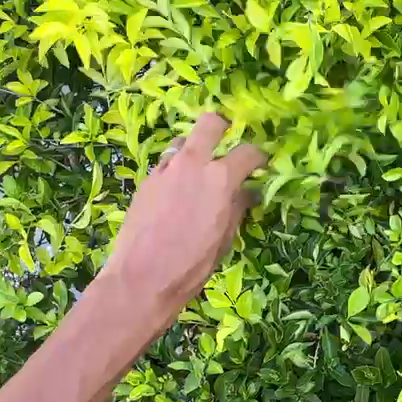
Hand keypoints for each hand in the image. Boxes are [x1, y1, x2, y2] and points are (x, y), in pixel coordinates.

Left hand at [98, 112, 264, 328]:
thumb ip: (237, 209)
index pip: (248, 152)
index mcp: (220, 179)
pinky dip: (176, 171)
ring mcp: (165, 169)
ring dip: (195, 151)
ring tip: (198, 175)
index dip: (258, 157)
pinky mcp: (146, 180)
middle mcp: (192, 164)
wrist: (141, 278)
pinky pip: (167, 164)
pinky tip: (177, 194)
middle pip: (210, 124)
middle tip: (227, 147)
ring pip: (183, 141)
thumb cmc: (191, 266)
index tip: (260, 165)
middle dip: (222, 129)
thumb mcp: (224, 240)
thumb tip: (247, 193)